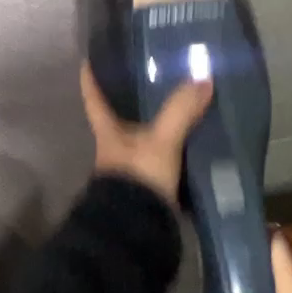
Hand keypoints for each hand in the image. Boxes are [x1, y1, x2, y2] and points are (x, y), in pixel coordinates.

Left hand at [80, 64, 212, 203]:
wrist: (139, 232)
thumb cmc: (138, 178)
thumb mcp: (161, 141)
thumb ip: (180, 111)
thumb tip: (202, 77)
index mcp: (107, 131)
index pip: (93, 98)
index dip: (90, 79)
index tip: (88, 60)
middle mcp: (114, 147)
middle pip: (117, 116)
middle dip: (129, 100)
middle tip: (147, 77)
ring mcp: (130, 168)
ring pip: (139, 137)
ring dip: (153, 124)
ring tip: (176, 105)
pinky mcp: (149, 185)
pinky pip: (160, 157)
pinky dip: (171, 147)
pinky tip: (189, 142)